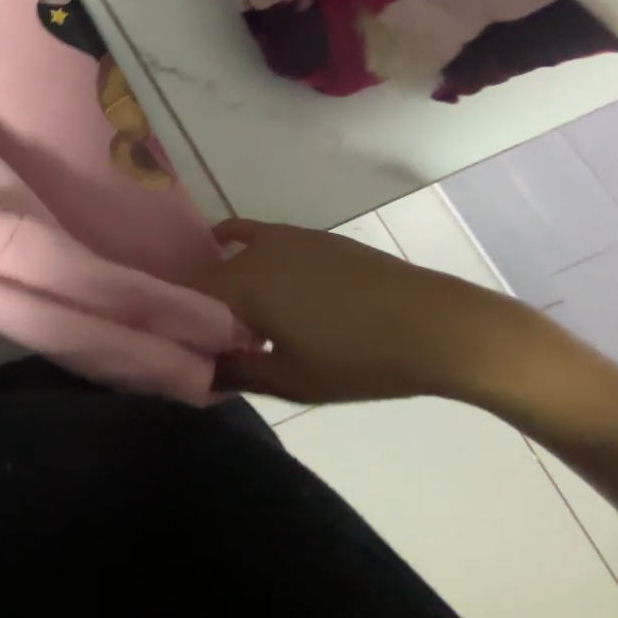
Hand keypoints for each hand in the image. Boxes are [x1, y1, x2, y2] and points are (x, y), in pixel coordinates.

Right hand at [194, 219, 544, 404]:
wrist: (443, 328)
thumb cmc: (361, 359)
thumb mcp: (293, 381)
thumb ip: (236, 375)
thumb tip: (196, 373)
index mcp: (239, 285)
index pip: (182, 294)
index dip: (173, 317)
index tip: (176, 342)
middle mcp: (251, 252)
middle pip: (206, 276)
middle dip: (201, 303)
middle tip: (211, 339)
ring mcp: (282, 237)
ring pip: (231, 256)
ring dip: (224, 280)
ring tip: (236, 313)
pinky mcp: (311, 236)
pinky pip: (257, 236)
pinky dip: (240, 245)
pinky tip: (239, 253)